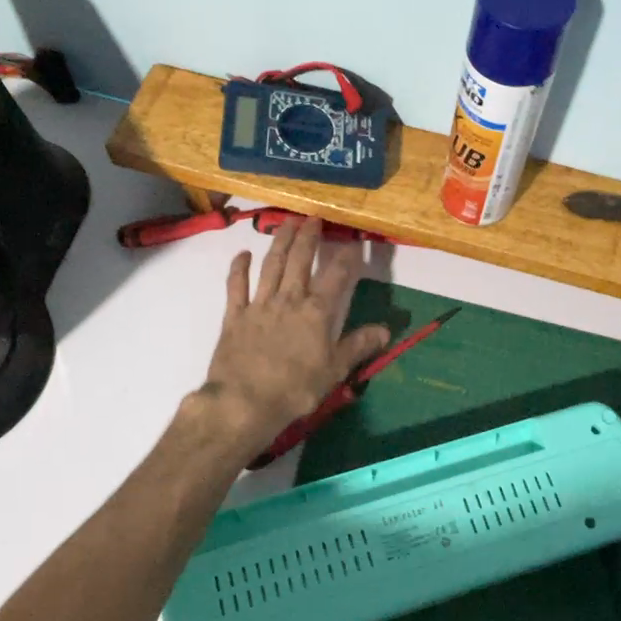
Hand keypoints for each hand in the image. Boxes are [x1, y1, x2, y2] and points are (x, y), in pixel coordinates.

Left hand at [194, 214, 389, 454]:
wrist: (244, 402)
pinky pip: (236, 286)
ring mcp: (259, 305)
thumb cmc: (295, 390)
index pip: (336, 277)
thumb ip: (358, 346)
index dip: (347, 258)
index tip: (354, 242)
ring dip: (279, 241)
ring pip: (271, 265)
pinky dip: (239, 268)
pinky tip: (242, 253)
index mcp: (316, 312)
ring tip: (286, 222)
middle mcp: (289, 300)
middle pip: (300, 260)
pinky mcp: (235, 316)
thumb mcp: (335, 371)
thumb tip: (386, 330)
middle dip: (308, 237)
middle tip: (313, 218)